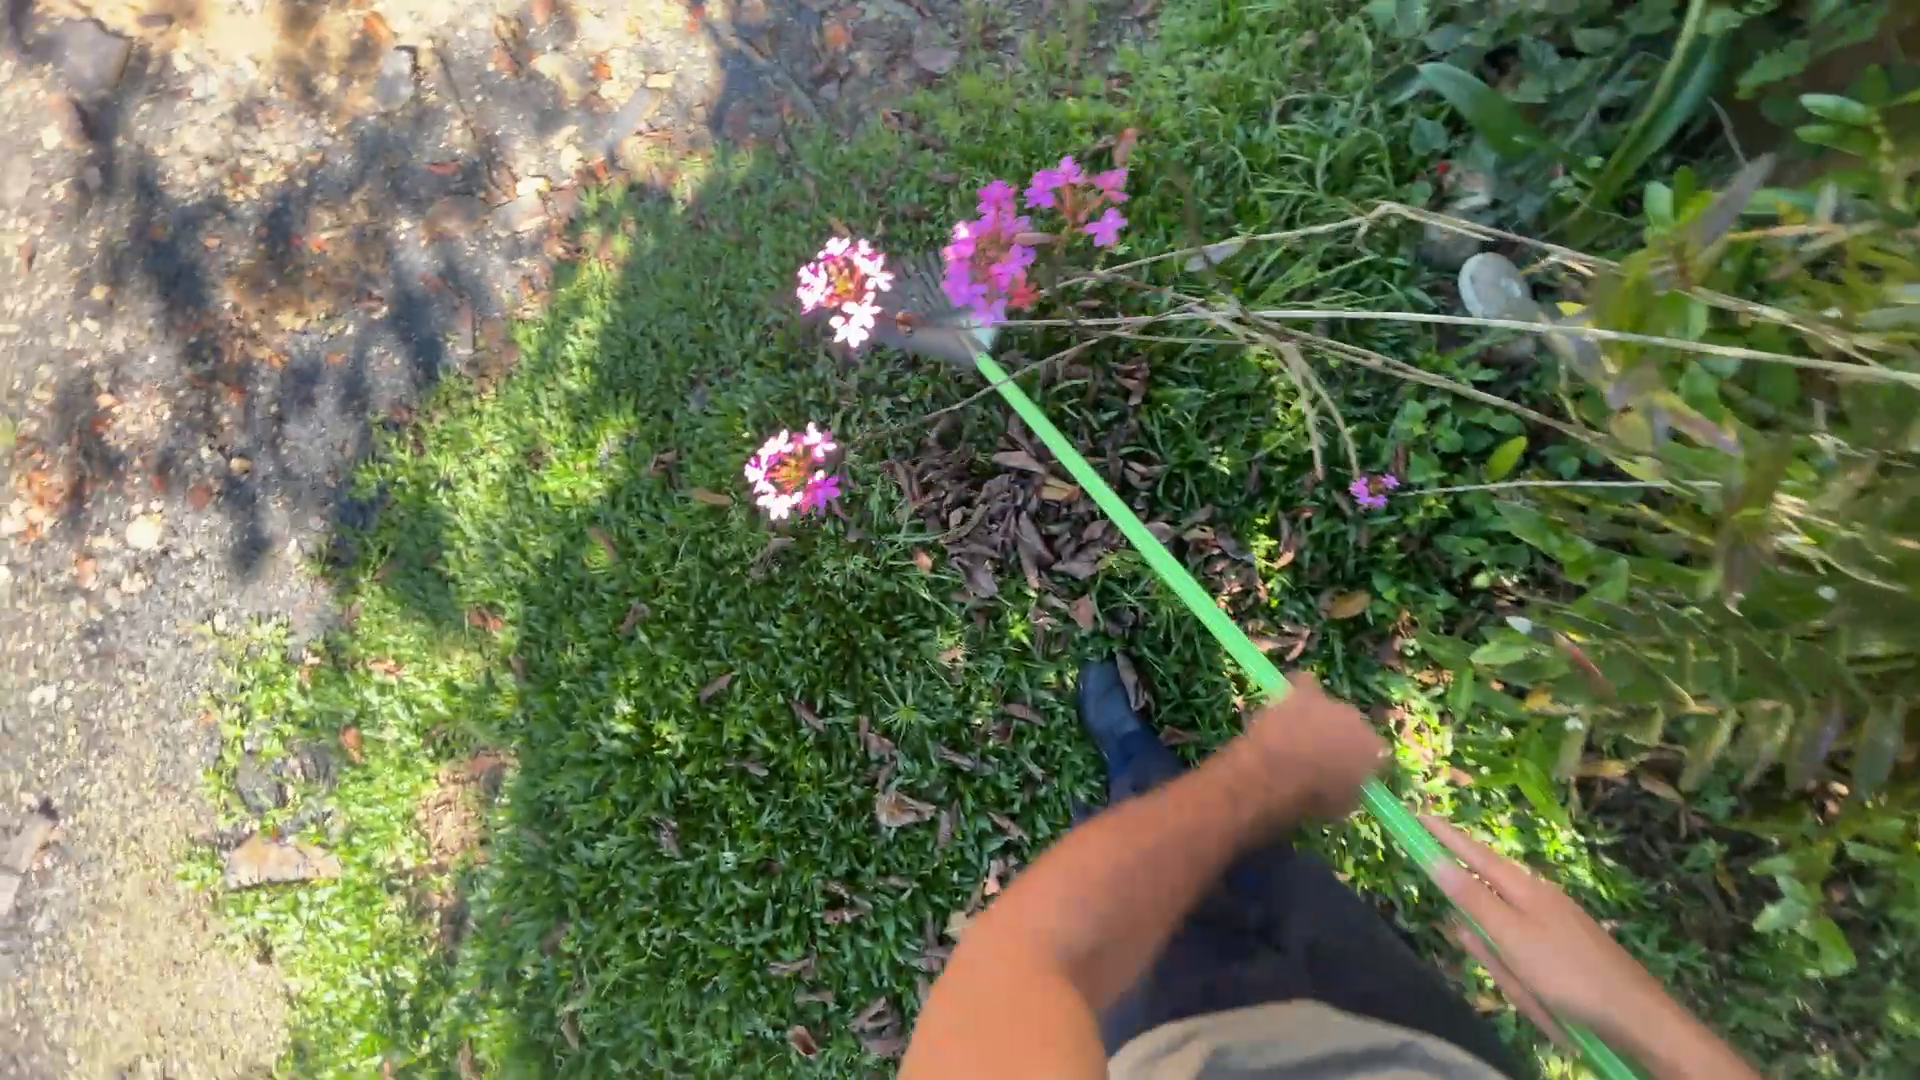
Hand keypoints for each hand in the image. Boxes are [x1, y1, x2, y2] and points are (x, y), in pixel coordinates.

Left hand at [1226, 675, 1387, 820]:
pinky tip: (1289, 699)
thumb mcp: (1344, 804)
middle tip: (1317, 750)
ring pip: (1327, 705)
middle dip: (1338, 735)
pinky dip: (1298, 689)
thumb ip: (1353, 786)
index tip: (1344, 768)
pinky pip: (1304, 682)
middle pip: (1351, 724)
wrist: (1279, 774)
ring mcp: (1330, 704)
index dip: (1359, 759)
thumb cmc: (1314, 798)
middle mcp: (1358, 721)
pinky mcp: (1303, 694)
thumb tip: (1348, 782)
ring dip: (1317, 715)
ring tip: (1298, 730)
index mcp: (1375, 750)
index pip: (1375, 750)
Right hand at [1421, 815, 1678, 1049]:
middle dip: (1483, 941)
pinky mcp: (1568, 951)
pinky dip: (1527, 981)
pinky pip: (1527, 959)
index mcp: (1522, 887)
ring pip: (1506, 938)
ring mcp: (1555, 925)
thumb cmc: (1569, 974)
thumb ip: (1470, 898)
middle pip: (1485, 904)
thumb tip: (1434, 859)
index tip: (1414, 815)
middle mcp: (1537, 897)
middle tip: (1503, 971)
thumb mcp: (1509, 937)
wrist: (1645, 1022)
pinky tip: (1544, 1002)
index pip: (1470, 852)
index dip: (1441, 835)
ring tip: (1534, 997)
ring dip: (1509, 970)